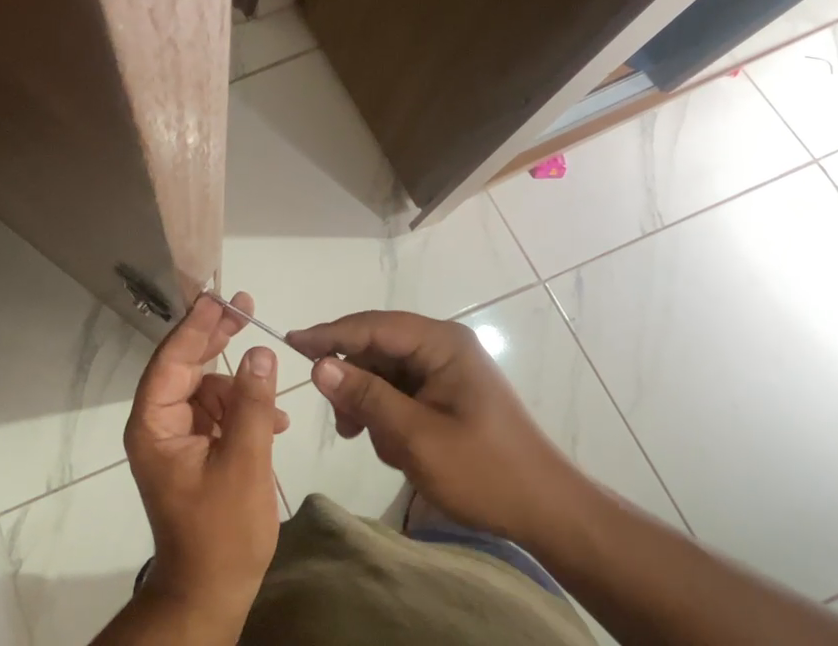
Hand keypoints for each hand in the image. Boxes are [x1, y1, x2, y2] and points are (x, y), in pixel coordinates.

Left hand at [122, 291, 286, 623]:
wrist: (209, 592)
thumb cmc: (221, 531)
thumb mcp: (243, 463)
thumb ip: (251, 404)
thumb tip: (259, 352)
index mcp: (153, 424)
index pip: (171, 359)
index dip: (197, 326)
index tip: (220, 297)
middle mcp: (156, 424)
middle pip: (185, 367)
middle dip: (216, 340)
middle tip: (245, 308)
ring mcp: (174, 439)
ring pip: (205, 391)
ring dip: (239, 388)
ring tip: (273, 404)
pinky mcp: (192, 453)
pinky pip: (215, 416)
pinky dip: (241, 413)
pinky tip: (272, 422)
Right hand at [286, 310, 588, 543]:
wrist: (548, 512)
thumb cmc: (485, 471)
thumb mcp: (416, 437)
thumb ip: (366, 397)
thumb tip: (319, 364)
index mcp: (442, 344)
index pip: (372, 327)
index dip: (329, 335)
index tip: (289, 344)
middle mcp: (443, 346)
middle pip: (375, 348)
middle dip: (353, 382)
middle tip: (341, 422)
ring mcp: (446, 370)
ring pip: (383, 372)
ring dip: (369, 404)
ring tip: (368, 440)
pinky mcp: (446, 393)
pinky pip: (399, 391)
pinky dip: (385, 415)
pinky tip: (389, 445)